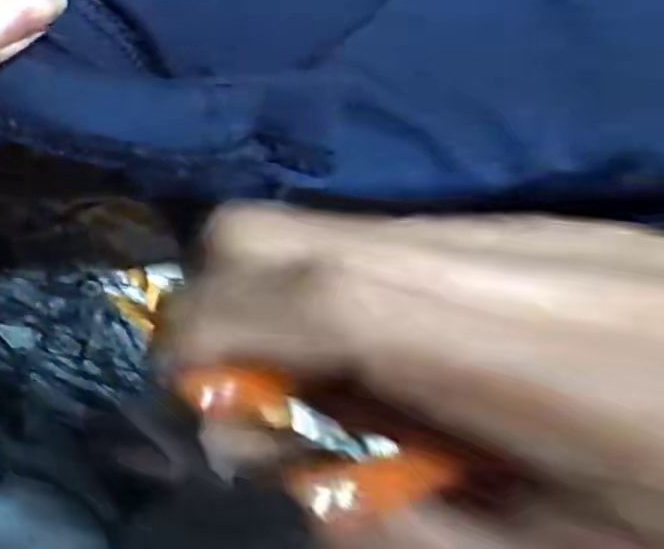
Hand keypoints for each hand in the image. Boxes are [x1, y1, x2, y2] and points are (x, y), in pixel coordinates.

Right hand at [167, 205, 663, 546]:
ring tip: (316, 380)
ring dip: (261, 299)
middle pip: (265, 232)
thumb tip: (256, 461)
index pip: (315, 295)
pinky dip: (325, 290)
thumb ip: (404, 526)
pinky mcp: (531, 229)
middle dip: (211, 306)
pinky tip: (393, 358)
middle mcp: (517, 261)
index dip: (212, 336)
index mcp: (563, 362)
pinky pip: (363, 239)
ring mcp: (522, 230)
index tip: (182, 396)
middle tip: (234, 386)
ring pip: (298, 226)